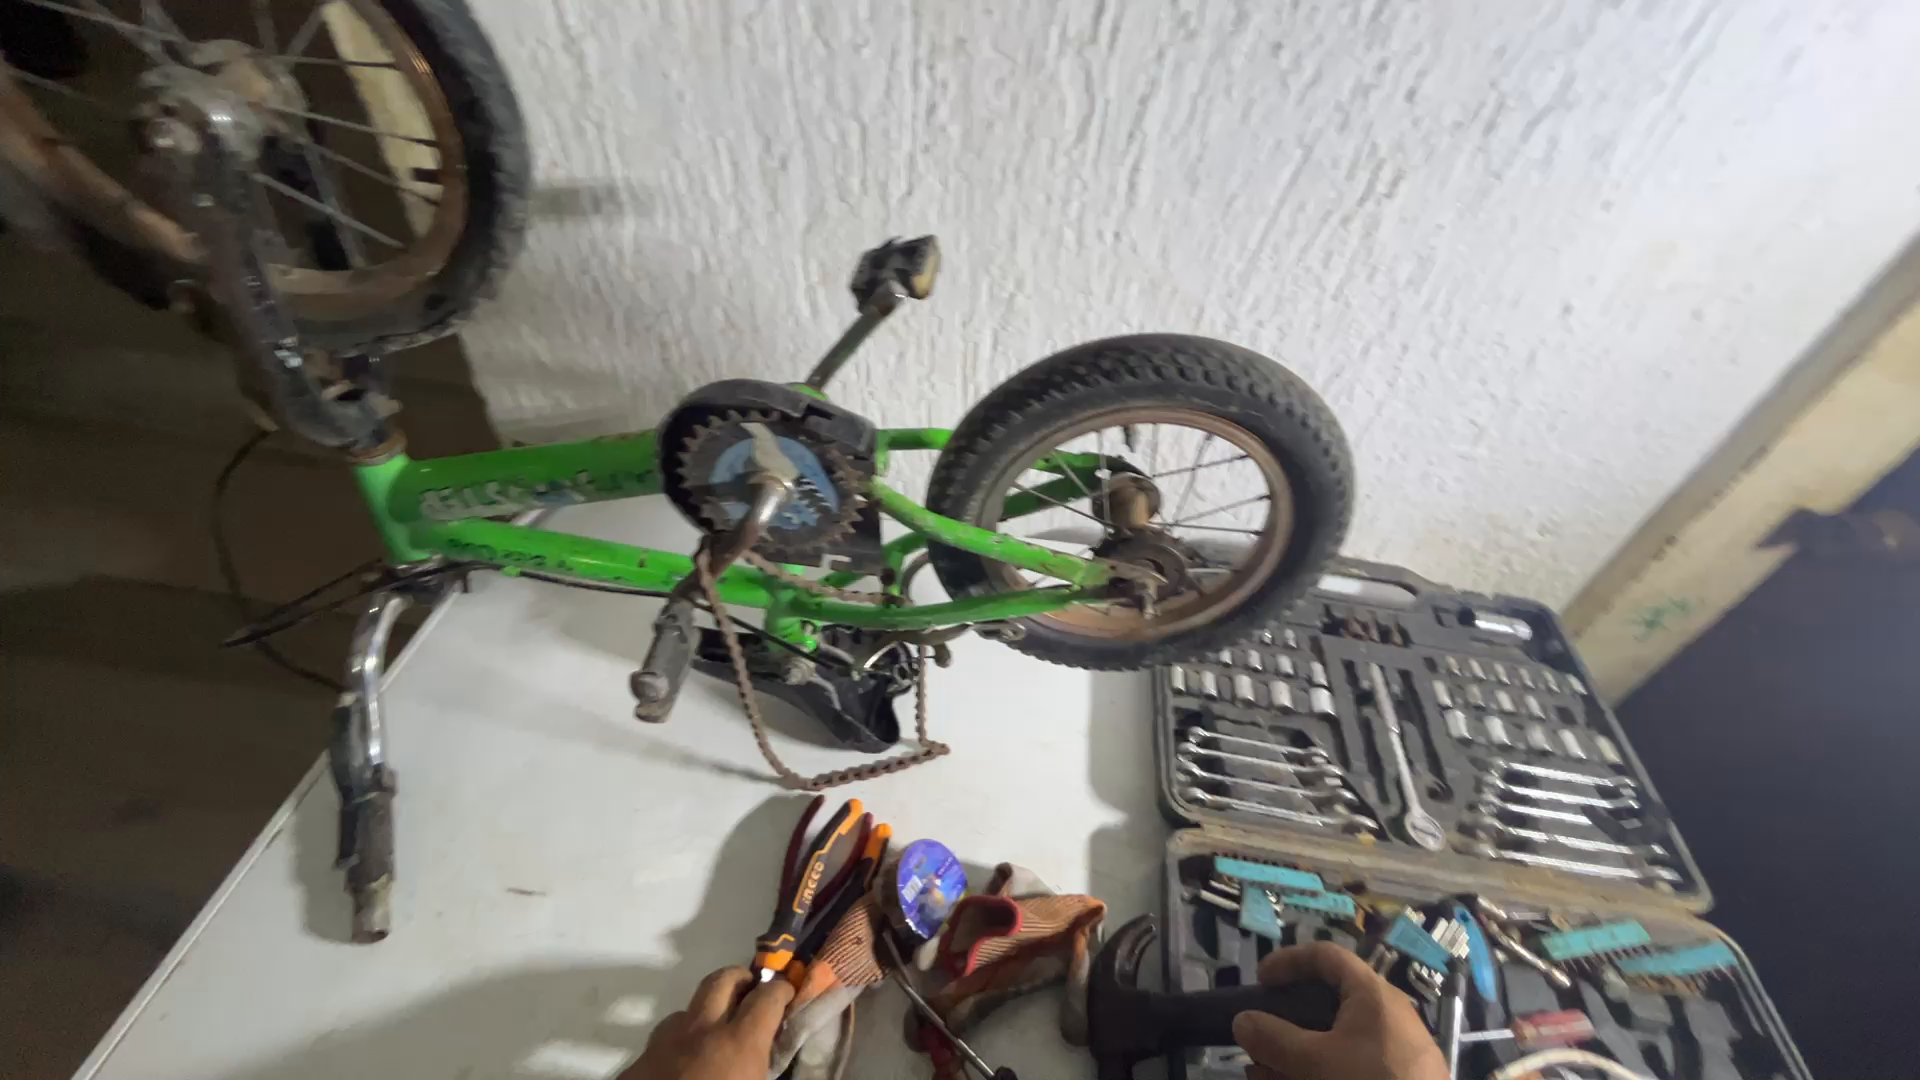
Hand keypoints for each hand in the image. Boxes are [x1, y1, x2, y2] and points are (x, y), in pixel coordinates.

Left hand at [622, 966, 794, 1079]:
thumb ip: (765, 1070)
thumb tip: (770, 1063)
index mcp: (738, 1044)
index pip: (768, 995)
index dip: (781, 990)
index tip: (787, 994)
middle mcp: (700, 1033)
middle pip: (721, 980)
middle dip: (740, 980)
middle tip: (750, 995)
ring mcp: (660, 1048)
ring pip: (684, 1013)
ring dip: (701, 1018)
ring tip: (710, 1042)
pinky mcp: (632, 1070)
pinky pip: (656, 1047)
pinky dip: (672, 1052)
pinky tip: (676, 1075)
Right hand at [1232, 943, 1447, 1079]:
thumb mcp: (1316, 1065)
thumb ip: (1274, 1039)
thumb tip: (1242, 1021)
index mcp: (1373, 995)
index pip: (1325, 956)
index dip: (1288, 961)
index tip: (1261, 982)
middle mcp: (1390, 1017)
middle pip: (1328, 1001)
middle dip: (1287, 1021)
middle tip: (1261, 1037)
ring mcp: (1399, 1054)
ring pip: (1337, 1039)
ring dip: (1298, 1053)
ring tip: (1266, 1075)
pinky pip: (1354, 1065)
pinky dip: (1323, 1072)